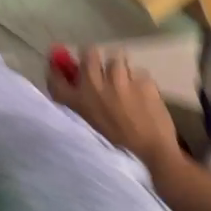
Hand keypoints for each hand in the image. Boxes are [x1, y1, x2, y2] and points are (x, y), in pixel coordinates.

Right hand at [48, 47, 182, 171]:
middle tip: (101, 70)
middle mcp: (94, 85)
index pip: (57, 73)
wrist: (152, 157)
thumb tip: (72, 85)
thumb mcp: (87, 129)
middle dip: (94, 58)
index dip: (59, 64)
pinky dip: (139, 80)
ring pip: (116, 58)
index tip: (65, 65)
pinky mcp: (143, 81)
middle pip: (89, 53)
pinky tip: (142, 94)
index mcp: (76, 101)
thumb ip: (75, 105)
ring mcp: (120, 81)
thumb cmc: (116, 148)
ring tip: (125, 84)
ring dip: (119, 68)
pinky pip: (138, 71)